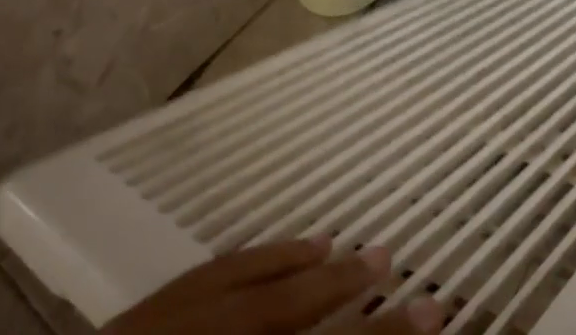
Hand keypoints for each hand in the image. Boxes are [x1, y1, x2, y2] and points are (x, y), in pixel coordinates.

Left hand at [103, 237, 441, 334]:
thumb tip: (346, 334)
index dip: (384, 334)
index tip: (433, 312)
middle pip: (296, 308)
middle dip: (350, 287)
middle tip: (393, 260)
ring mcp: (171, 323)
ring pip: (253, 281)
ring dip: (304, 264)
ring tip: (345, 248)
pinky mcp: (142, 312)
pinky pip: (210, 272)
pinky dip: (253, 259)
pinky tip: (276, 251)